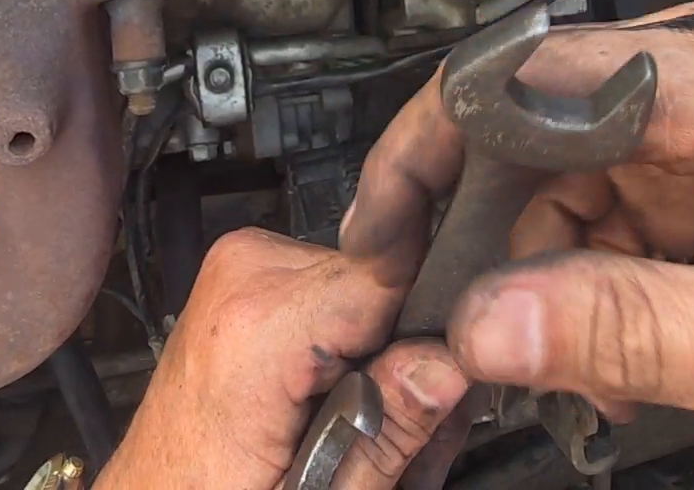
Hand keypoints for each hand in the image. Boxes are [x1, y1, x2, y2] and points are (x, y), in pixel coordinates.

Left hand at [98, 229, 470, 489]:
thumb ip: (385, 430)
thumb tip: (448, 361)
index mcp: (257, 323)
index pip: (390, 277)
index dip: (423, 333)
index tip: (424, 390)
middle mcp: (246, 271)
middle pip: (380, 281)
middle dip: (401, 354)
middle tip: (386, 433)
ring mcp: (245, 261)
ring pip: (363, 282)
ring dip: (374, 348)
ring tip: (348, 418)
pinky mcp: (249, 267)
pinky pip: (332, 283)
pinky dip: (344, 334)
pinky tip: (328, 389)